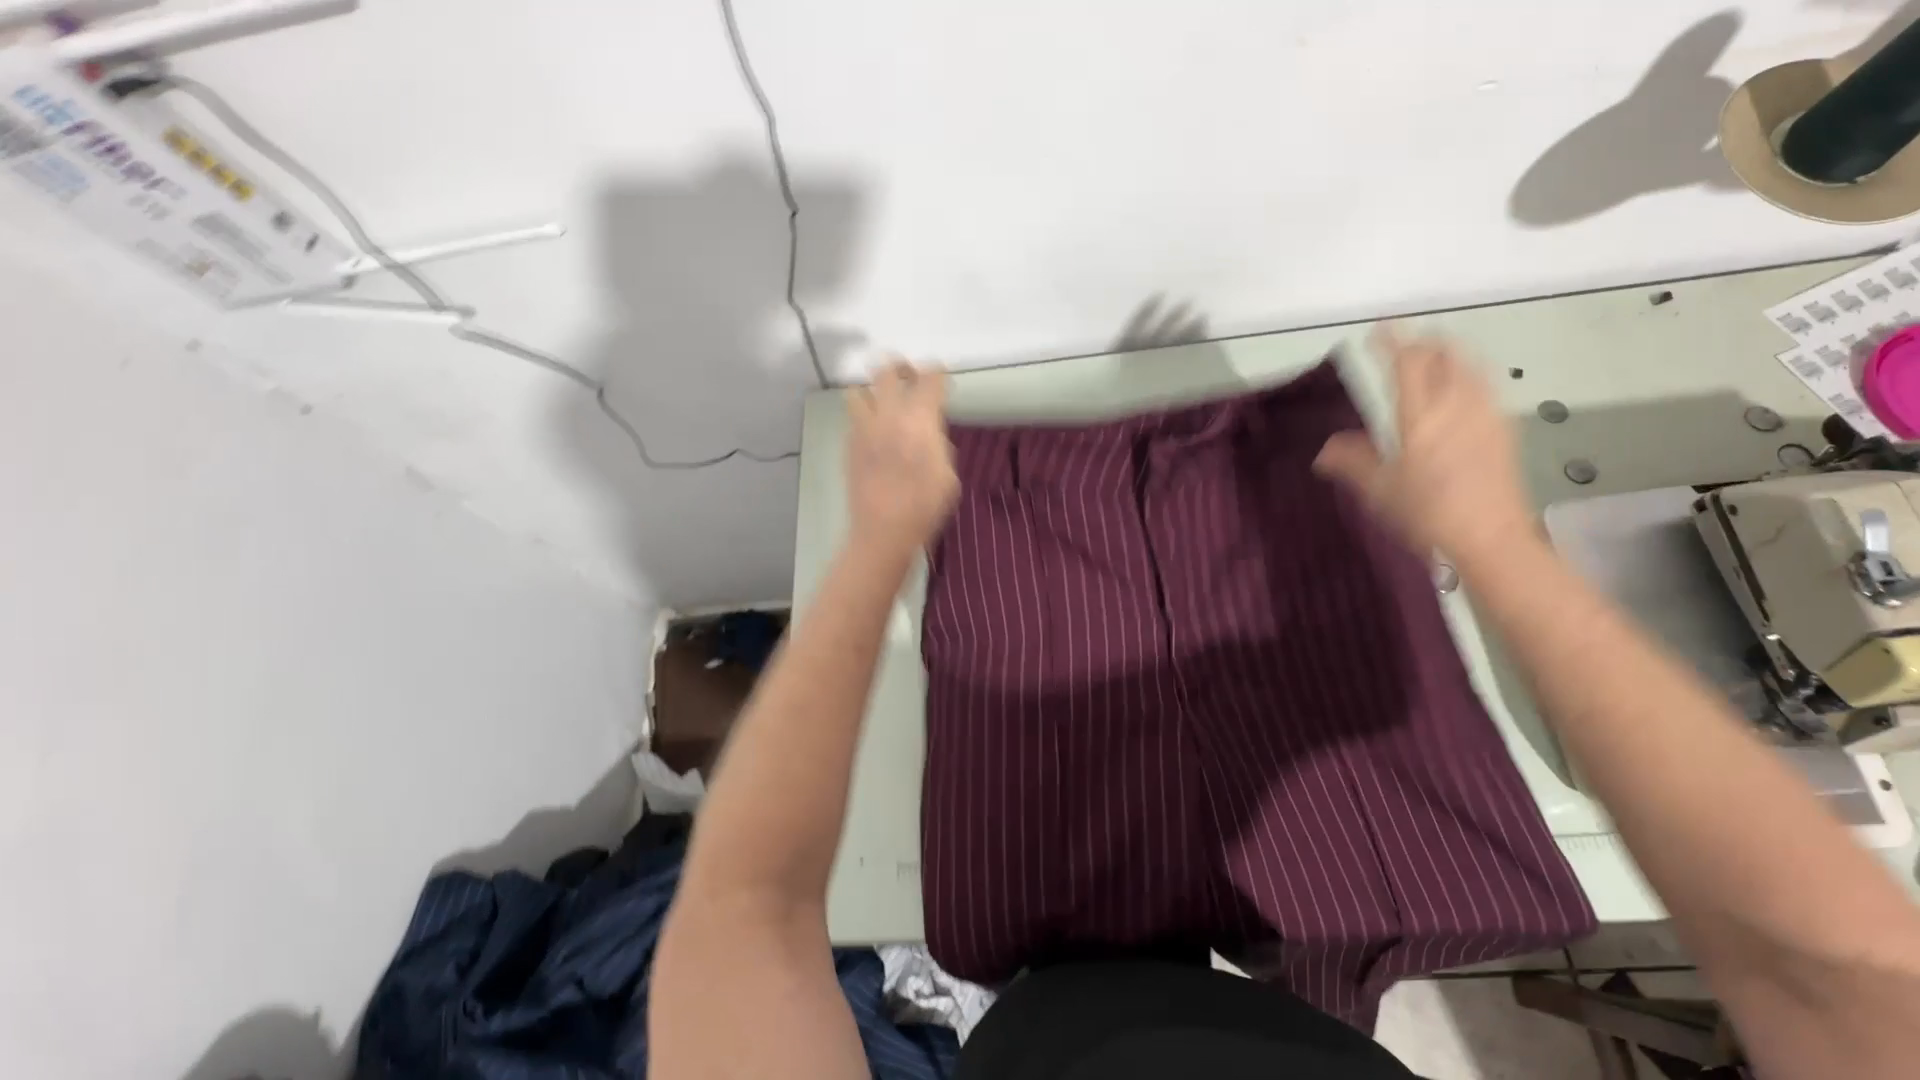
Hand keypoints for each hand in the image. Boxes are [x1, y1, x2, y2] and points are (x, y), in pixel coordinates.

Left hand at [847, 359, 958, 552]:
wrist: (882, 531)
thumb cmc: (925, 506)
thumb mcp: (948, 474)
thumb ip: (937, 442)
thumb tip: (929, 429)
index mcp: (919, 420)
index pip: (929, 379)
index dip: (937, 374)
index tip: (941, 378)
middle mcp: (888, 416)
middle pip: (887, 371)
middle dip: (900, 367)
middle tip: (910, 376)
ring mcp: (863, 429)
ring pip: (858, 390)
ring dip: (872, 390)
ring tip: (884, 402)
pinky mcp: (848, 445)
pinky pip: (853, 418)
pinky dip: (864, 417)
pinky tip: (875, 432)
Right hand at [1313, 325, 1534, 568]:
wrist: (1490, 537)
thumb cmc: (1428, 514)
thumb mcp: (1380, 490)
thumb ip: (1352, 462)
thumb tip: (1326, 448)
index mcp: (1420, 415)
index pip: (1406, 362)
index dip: (1392, 340)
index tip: (1378, 330)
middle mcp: (1456, 404)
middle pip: (1444, 354)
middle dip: (1423, 342)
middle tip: (1405, 344)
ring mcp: (1485, 413)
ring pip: (1469, 365)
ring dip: (1449, 355)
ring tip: (1434, 359)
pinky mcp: (1504, 428)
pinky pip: (1485, 386)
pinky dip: (1469, 376)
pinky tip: (1460, 393)